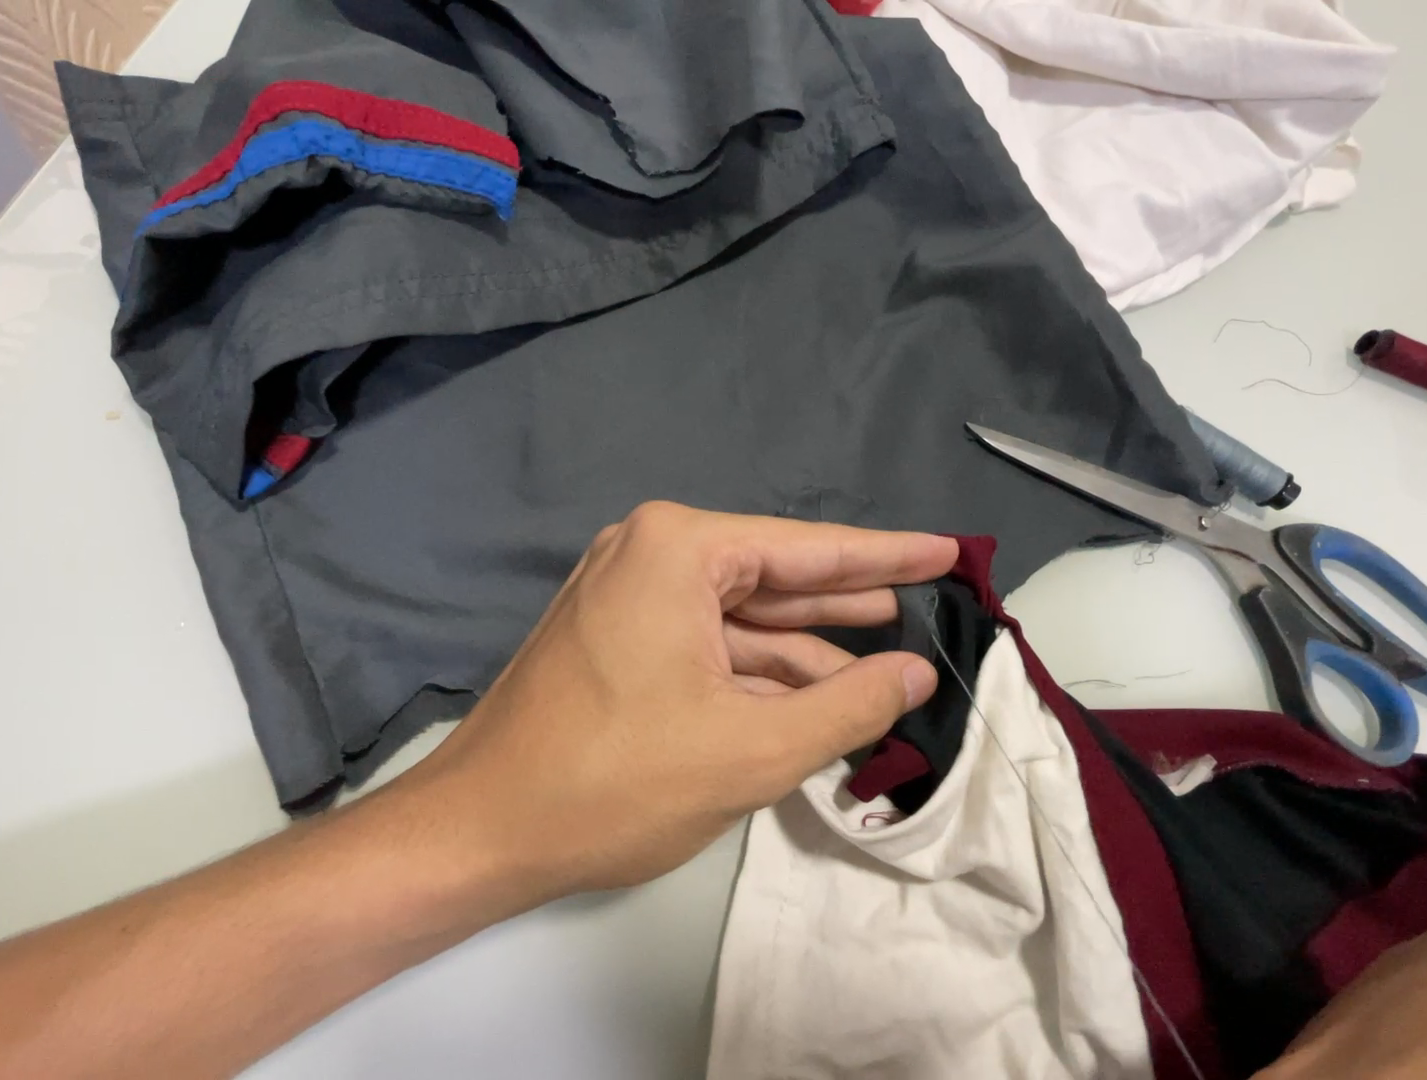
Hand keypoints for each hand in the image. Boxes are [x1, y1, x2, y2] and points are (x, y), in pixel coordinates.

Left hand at [384, 502, 956, 903]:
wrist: (479, 831)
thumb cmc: (614, 782)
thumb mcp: (752, 748)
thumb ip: (847, 705)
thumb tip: (914, 674)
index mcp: (678, 549)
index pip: (808, 550)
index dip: (886, 555)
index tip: (947, 551)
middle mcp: (648, 553)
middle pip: (775, 578)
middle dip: (850, 602)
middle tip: (930, 600)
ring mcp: (627, 595)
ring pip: (741, 618)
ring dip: (807, 649)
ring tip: (887, 659)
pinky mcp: (617, 638)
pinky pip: (707, 644)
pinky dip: (759, 672)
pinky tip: (815, 694)